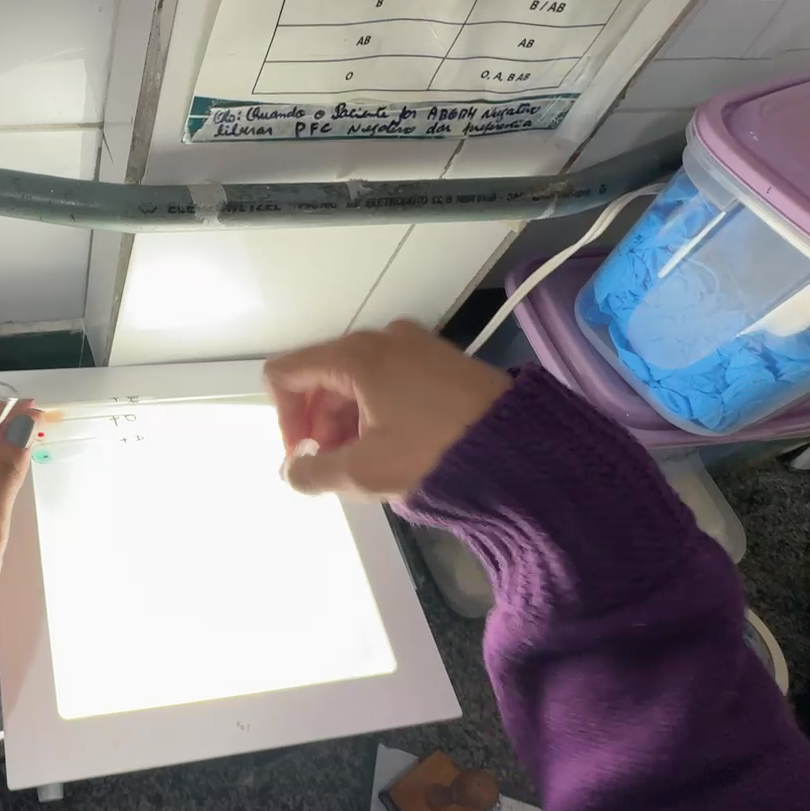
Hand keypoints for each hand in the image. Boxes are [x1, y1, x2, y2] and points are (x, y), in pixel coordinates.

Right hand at [265, 320, 511, 498]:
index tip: (305, 456)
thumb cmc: (434, 453)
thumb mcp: (363, 472)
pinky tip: (393, 445)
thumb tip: (292, 470)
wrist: (526, 449)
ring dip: (345, 422)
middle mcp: (380, 338)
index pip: (285, 374)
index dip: (283, 418)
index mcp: (354, 355)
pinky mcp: (439, 359)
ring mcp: (413, 344)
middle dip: (317, 425)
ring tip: (368, 462)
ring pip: (353, 381)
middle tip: (336, 467)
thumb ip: (311, 472)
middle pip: (319, 377)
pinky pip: (385, 380)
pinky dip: (374, 411)